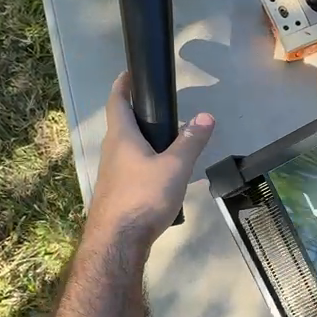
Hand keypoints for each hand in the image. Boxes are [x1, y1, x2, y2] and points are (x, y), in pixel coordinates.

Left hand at [85, 72, 214, 248]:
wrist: (118, 242)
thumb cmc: (144, 197)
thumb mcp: (175, 167)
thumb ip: (190, 141)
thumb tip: (205, 116)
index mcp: (121, 137)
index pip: (117, 102)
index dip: (122, 85)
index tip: (129, 74)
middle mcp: (111, 152)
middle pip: (121, 125)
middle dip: (137, 114)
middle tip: (158, 108)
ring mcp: (111, 174)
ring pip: (125, 149)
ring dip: (141, 140)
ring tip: (167, 141)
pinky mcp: (116, 193)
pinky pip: (130, 169)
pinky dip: (143, 162)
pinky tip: (161, 175)